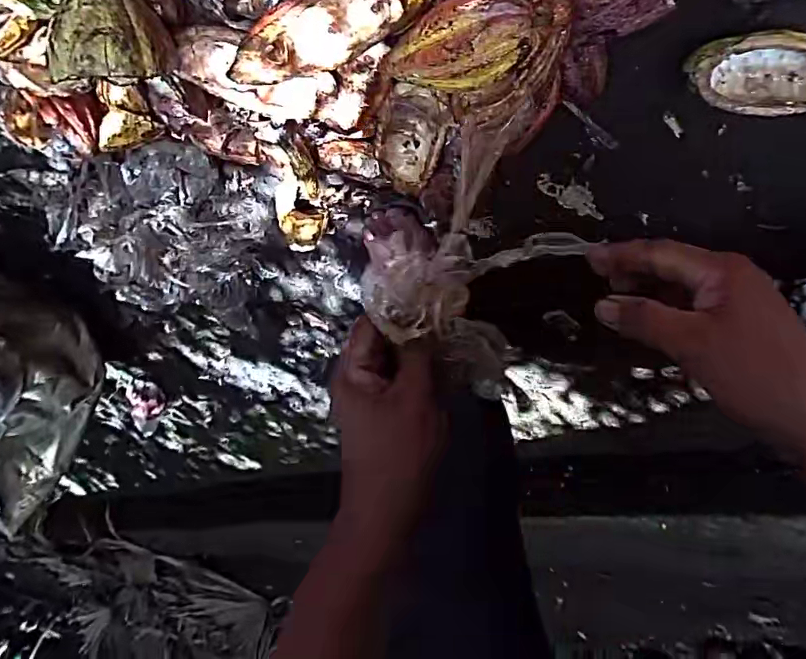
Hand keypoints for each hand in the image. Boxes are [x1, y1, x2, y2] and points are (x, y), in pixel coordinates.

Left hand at [329, 317, 445, 547]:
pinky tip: (447, 360)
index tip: (431, 290)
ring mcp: (371, 395)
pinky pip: (403, 377)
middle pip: (384, 337)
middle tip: (449, 309)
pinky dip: (422, 368)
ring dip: (421, 346)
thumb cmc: (398, 454)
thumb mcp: (414, 398)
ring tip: (453, 329)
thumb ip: (418, 354)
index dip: (400, 304)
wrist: (387, 516)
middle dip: (415, 324)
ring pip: (397, 358)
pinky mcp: (386, 411)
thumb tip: (426, 319)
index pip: (373, 321)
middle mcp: (357, 377)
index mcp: (353, 369)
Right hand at [588, 240, 805, 447]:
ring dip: (653, 292)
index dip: (621, 255)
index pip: (660, 252)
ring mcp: (744, 300)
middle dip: (635, 270)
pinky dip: (673, 311)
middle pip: (674, 264)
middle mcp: (733, 275)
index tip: (588, 258)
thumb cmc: (755, 373)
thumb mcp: (692, 344)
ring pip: (687, 287)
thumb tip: (602, 305)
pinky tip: (658, 324)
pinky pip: (700, 306)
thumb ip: (644, 319)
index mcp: (721, 269)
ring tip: (620, 300)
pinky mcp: (749, 324)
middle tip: (599, 279)